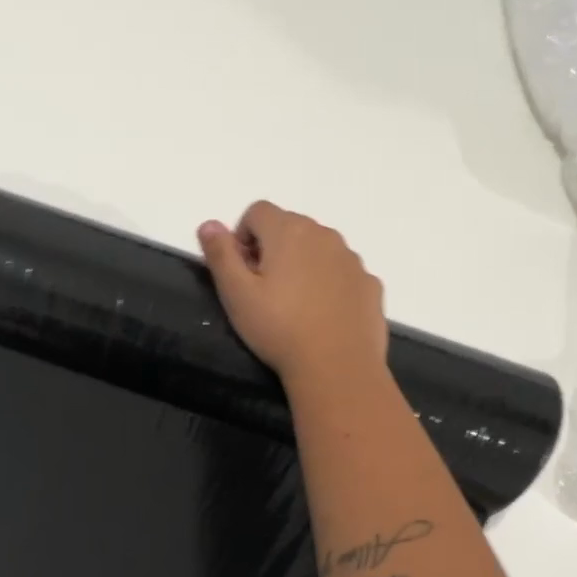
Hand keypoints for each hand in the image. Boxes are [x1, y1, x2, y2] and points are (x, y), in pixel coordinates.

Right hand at [196, 203, 387, 384]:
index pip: (258, 211)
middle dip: (271, 250)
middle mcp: (324, 234)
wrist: (336, 365)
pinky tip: (319, 317)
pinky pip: (341, 272)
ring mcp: (351, 258)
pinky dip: (327, 285)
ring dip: (300, 266)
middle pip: (290, 227)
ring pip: (318, 249)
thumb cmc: (278, 328)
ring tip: (291, 308)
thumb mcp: (236, 295)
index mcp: (288, 232)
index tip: (240, 272)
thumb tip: (208, 224)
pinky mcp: (368, 283)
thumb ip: (220, 256)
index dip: (241, 237)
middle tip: (261, 293)